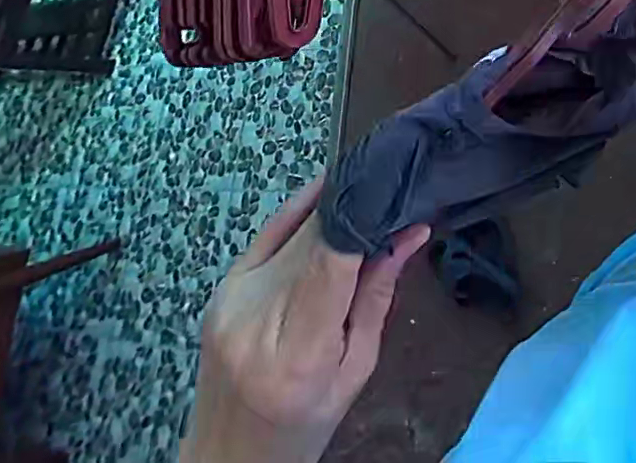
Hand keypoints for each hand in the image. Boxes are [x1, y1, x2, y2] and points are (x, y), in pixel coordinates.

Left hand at [181, 178, 427, 462]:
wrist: (227, 458)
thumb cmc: (302, 423)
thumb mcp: (357, 367)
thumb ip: (379, 294)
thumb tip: (412, 232)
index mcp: (298, 351)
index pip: (333, 260)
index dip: (365, 220)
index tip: (397, 199)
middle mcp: (257, 320)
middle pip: (315, 238)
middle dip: (357, 214)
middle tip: (391, 200)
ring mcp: (232, 301)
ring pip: (297, 228)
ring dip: (335, 213)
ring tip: (365, 204)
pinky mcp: (222, 287)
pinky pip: (271, 230)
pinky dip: (304, 211)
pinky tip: (329, 198)